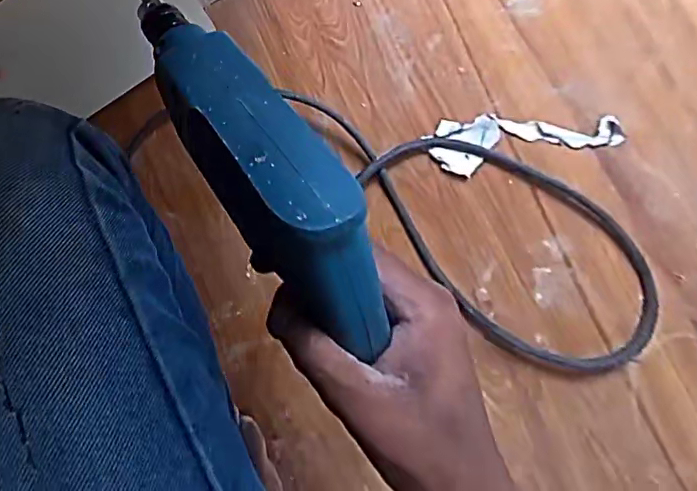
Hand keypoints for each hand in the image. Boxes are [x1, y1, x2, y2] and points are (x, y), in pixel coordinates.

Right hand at [266, 248, 514, 490]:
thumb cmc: (421, 447)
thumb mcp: (356, 398)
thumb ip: (311, 346)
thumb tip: (276, 307)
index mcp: (423, 300)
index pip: (355, 249)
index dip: (310, 250)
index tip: (271, 263)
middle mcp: (424, 293)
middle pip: (352, 261)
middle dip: (311, 275)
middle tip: (277, 294)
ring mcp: (420, 310)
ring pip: (353, 281)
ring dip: (319, 296)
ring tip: (294, 320)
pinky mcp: (411, 328)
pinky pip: (361, 300)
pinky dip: (333, 311)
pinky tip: (317, 334)